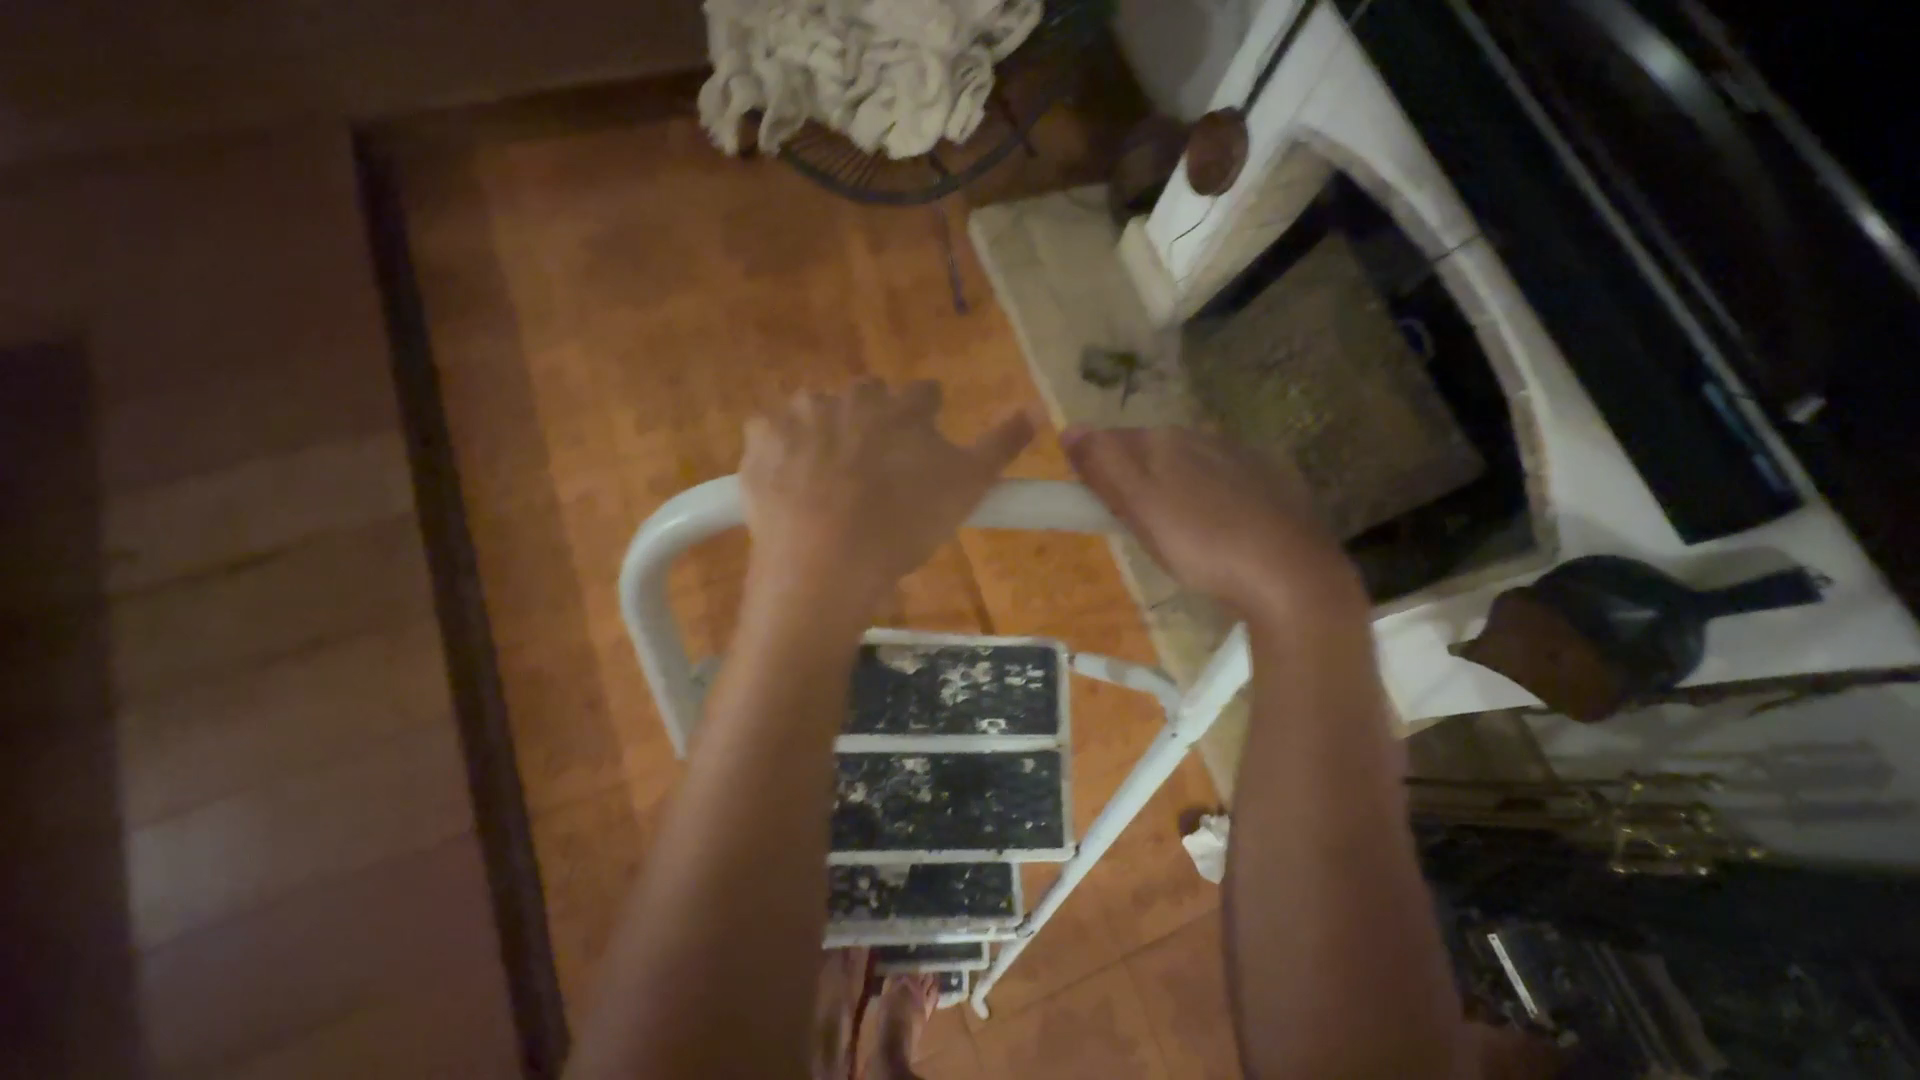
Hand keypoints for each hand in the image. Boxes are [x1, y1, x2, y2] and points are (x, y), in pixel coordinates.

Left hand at [740, 379, 1033, 616]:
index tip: (922, 450)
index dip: (926, 420)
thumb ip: (1002, 445)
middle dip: (873, 424)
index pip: (924, 395)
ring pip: (817, 414)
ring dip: (825, 436)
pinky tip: (791, 487)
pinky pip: (771, 435)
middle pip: (867, 399)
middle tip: (875, 473)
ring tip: (830, 486)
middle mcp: (850, 397)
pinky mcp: (759, 441)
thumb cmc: (903, 526)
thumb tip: (1038, 407)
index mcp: (902, 406)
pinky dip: (781, 453)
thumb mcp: (968, 488)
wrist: (825, 563)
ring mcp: (799, 415)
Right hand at [1061, 426, 1365, 625]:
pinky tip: (1221, 529)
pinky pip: (1231, 483)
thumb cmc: (1202, 544)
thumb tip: (1069, 428)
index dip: (1099, 468)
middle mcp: (1207, 438)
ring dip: (1178, 486)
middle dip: (1138, 476)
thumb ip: (1105, 466)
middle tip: (1132, 522)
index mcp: (1168, 441)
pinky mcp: (1278, 485)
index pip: (1115, 440)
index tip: (1093, 502)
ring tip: (1177, 531)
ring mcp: (1247, 459)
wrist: (1290, 575)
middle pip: (1156, 450)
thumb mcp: (1141, 508)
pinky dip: (1216, 499)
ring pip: (1195, 465)